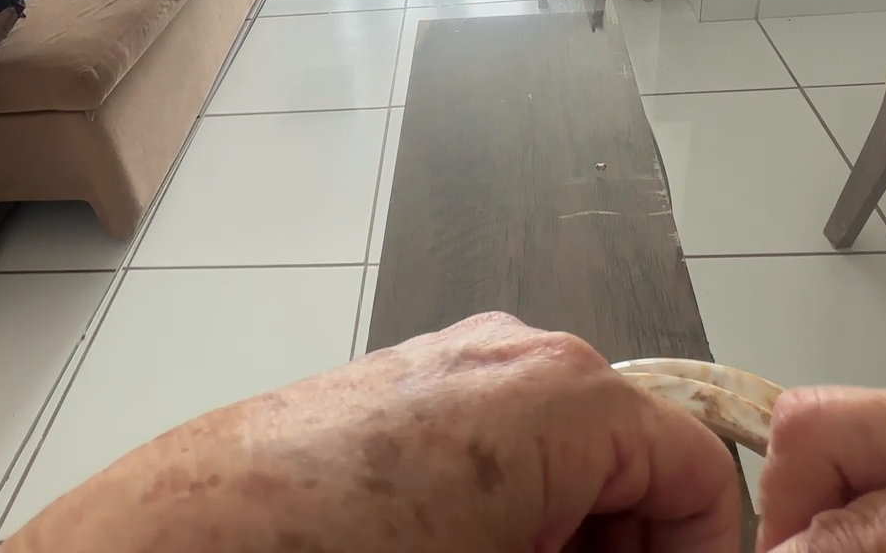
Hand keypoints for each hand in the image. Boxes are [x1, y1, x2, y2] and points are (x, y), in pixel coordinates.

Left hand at [3, 312, 743, 551]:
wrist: (188, 534)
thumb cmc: (331, 546)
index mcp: (562, 384)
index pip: (697, 467)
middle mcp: (515, 352)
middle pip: (629, 458)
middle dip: (616, 549)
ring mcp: (460, 361)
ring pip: (566, 456)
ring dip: (561, 533)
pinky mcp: (417, 385)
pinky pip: (503, 446)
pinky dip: (508, 506)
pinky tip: (457, 548)